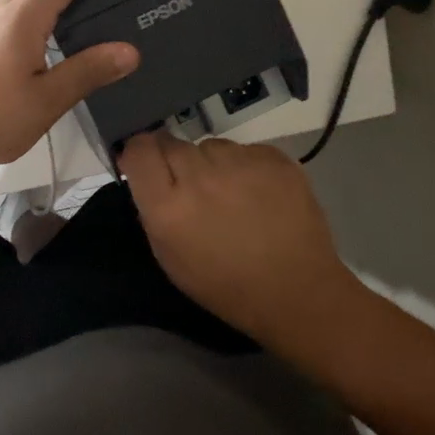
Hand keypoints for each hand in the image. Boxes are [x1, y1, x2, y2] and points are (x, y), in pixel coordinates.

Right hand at [118, 133, 368, 348]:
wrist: (296, 291)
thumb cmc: (225, 284)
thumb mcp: (170, 257)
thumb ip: (152, 210)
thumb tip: (143, 173)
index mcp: (169, 206)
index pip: (139, 149)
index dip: (138, 153)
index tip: (144, 165)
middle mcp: (201, 176)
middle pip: (172, 143)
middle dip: (174, 160)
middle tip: (191, 188)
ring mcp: (241, 163)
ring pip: (211, 146)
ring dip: (211, 163)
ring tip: (230, 194)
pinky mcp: (274, 158)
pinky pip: (245, 150)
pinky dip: (245, 166)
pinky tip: (258, 194)